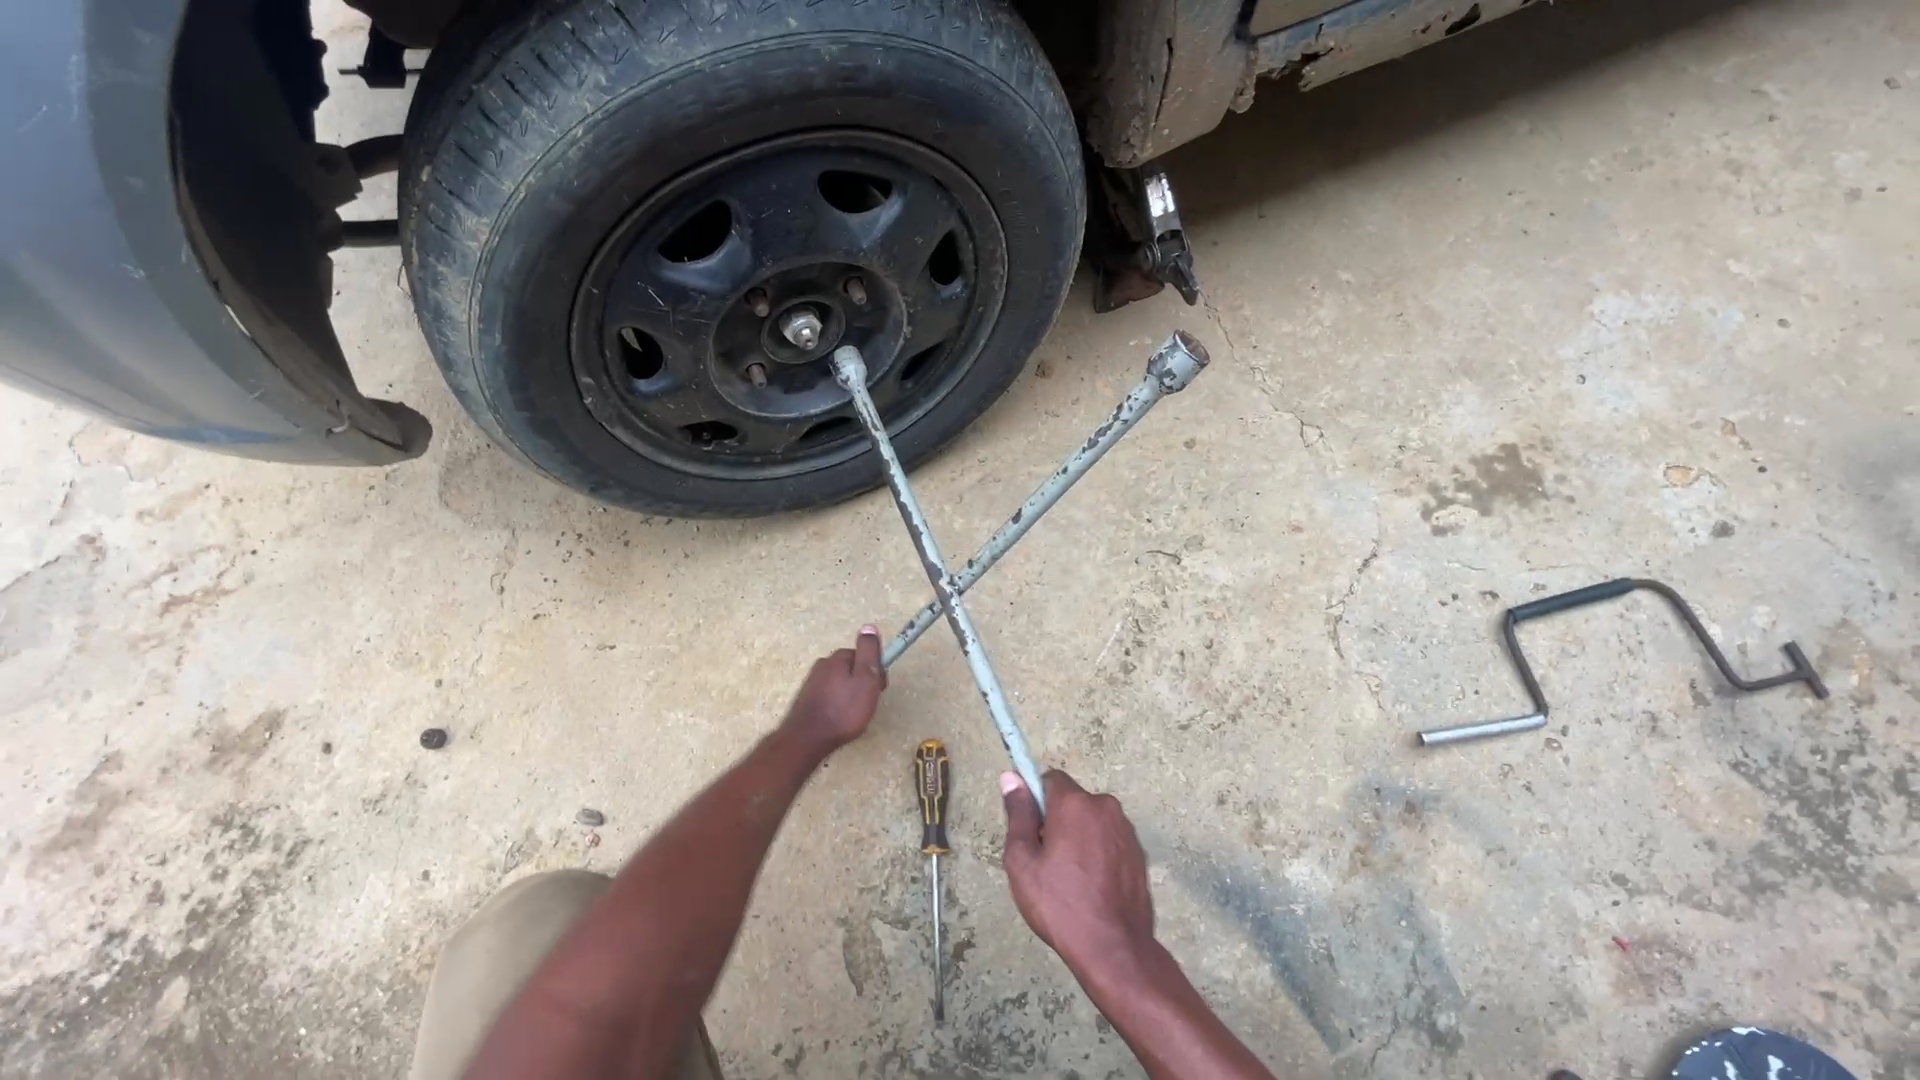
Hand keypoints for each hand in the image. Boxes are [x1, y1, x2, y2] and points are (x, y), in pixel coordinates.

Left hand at [780, 625, 887, 754]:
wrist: (808, 738)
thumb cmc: (844, 710)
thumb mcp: (865, 678)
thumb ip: (869, 652)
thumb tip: (869, 626)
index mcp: (837, 658)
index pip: (863, 656)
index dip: (875, 672)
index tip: (878, 690)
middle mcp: (822, 665)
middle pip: (851, 668)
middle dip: (862, 683)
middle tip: (866, 705)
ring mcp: (812, 682)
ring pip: (841, 683)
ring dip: (850, 695)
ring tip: (853, 715)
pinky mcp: (807, 698)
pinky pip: (830, 695)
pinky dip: (838, 704)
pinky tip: (839, 719)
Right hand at [1000, 770, 1155, 975]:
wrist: (1114, 948)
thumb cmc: (1059, 904)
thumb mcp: (1023, 860)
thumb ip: (1018, 814)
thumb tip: (1011, 777)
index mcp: (1075, 803)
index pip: (1050, 780)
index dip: (1036, 802)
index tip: (1031, 833)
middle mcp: (1105, 807)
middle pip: (1072, 802)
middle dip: (1057, 822)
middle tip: (1045, 862)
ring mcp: (1127, 830)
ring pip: (1091, 822)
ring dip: (1078, 837)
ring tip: (1069, 879)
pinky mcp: (1139, 853)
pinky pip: (1109, 841)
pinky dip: (1098, 853)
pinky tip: (1091, 886)